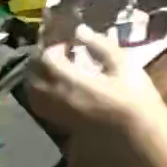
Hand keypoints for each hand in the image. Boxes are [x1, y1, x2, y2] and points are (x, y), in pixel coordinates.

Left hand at [26, 26, 166, 134]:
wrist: (136, 135)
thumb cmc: (134, 99)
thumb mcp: (124, 67)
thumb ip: (100, 46)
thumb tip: (80, 30)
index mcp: (68, 79)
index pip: (46, 56)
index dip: (53, 45)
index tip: (67, 42)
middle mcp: (53, 94)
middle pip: (32, 69)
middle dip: (40, 56)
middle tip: (56, 50)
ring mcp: (50, 108)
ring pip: (30, 84)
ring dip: (36, 71)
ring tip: (52, 64)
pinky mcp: (53, 119)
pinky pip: (34, 99)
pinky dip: (36, 86)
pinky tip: (52, 83)